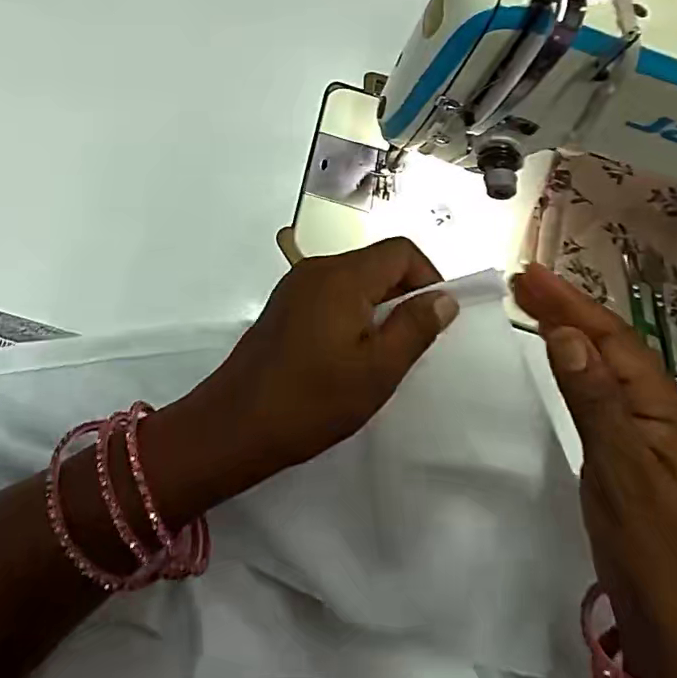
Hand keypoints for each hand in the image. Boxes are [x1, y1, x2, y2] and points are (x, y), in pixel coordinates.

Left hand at [169, 238, 457, 493]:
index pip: (401, 251)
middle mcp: (317, 268)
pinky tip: (348, 354)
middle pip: (377, 261)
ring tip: (381, 353)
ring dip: (378, 305)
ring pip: (355, 278)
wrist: (232, 427)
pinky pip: (331, 293)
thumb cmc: (311, 401)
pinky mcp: (284, 305)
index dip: (428, 277)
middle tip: (411, 342)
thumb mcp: (377, 371)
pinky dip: (352, 312)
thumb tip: (444, 298)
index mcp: (343, 276)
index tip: (433, 319)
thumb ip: (415, 328)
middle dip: (403, 293)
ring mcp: (296, 285)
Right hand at [512, 264, 676, 677]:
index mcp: (671, 411)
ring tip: (535, 304)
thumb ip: (595, 401)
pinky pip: (604, 395)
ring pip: (609, 369)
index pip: (614, 341)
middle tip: (523, 279)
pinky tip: (563, 360)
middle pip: (613, 348)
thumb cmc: (657, 554)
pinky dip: (578, 368)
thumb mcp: (623, 474)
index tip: (529, 273)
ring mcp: (653, 436)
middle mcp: (666, 414)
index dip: (571, 303)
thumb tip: (565, 334)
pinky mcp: (636, 457)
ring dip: (572, 333)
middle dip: (569, 309)